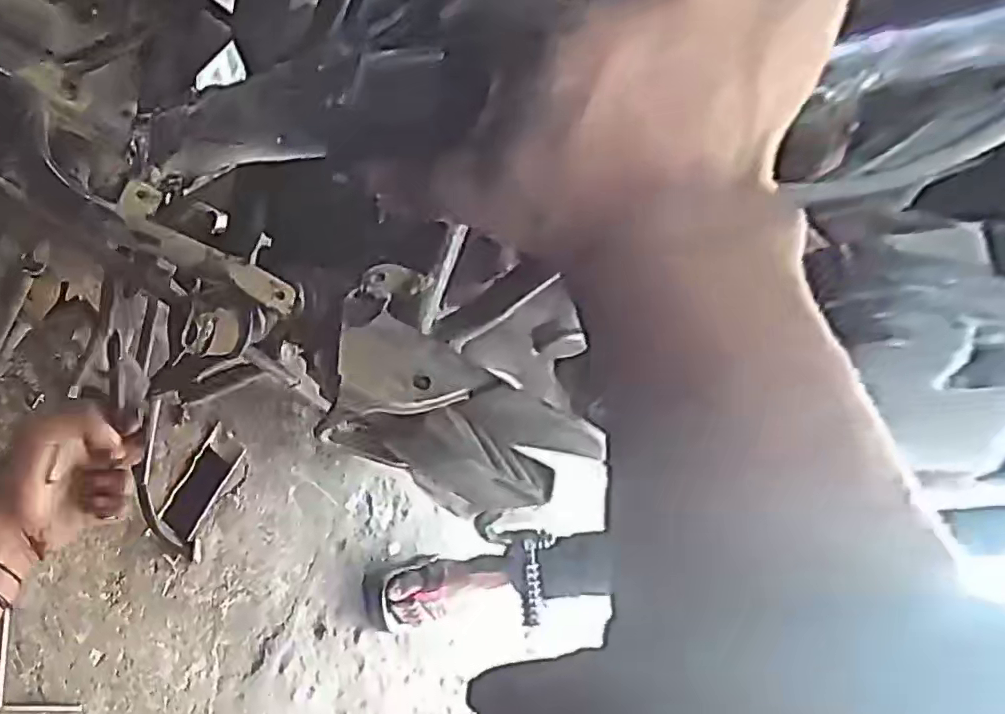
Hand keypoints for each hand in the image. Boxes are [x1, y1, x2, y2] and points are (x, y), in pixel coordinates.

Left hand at [0, 405, 140, 572]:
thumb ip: (81, 419)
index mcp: (66, 427)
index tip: (123, 431)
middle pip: (124, 443)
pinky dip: (114, 506)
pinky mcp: (94, 507)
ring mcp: (88, 480)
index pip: (108, 412)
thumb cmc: (18, 482)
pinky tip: (95, 506)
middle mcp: (80, 452)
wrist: (15, 528)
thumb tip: (114, 436)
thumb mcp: (40, 432)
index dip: (121, 420)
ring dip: (116, 482)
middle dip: (126, 453)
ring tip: (94, 487)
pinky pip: (121, 503)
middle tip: (113, 460)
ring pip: (125, 474)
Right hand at [412, 0, 847, 265]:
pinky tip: (705, 50)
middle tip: (584, 80)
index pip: (516, 18)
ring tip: (638, 67)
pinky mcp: (799, 6)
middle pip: (599, 10)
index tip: (509, 67)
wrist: (671, 234)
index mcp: (570, 31)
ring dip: (659, 28)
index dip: (505, 42)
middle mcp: (655, 3)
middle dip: (589, 35)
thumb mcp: (478, 193)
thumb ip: (420, 175)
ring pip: (675, 7)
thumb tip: (370, 170)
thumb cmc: (570, 208)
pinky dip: (742, 15)